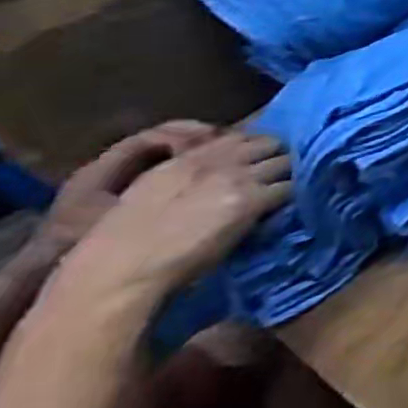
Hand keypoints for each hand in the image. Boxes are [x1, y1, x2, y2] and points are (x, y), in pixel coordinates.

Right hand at [60, 131, 292, 300]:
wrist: (117, 271)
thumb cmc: (119, 244)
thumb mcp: (147, 192)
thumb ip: (183, 174)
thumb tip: (212, 173)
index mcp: (186, 159)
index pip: (238, 136)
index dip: (253, 148)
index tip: (258, 160)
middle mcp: (216, 162)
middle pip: (269, 143)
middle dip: (275, 156)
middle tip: (276, 173)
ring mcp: (237, 179)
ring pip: (284, 162)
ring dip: (286, 174)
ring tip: (283, 188)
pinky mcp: (251, 202)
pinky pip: (288, 188)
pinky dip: (290, 195)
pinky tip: (282, 207)